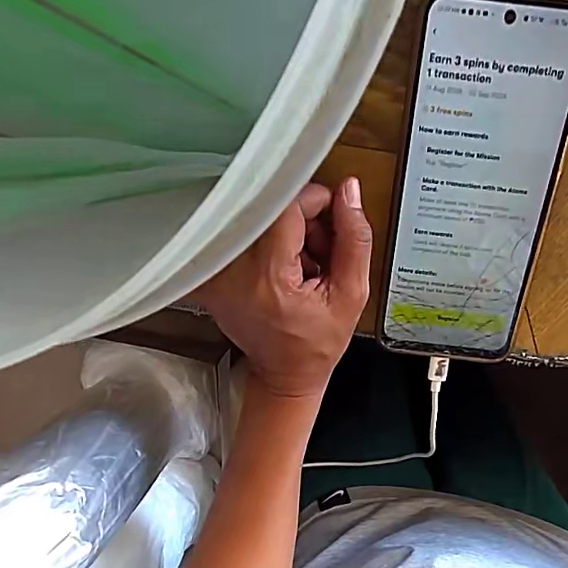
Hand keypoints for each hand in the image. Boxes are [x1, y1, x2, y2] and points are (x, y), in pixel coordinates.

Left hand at [195, 178, 371, 398]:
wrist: (284, 375)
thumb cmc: (315, 346)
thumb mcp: (351, 296)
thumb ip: (354, 241)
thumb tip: (349, 193)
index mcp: (269, 277)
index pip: (287, 206)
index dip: (316, 203)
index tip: (330, 222)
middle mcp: (235, 272)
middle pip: (272, 209)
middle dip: (303, 221)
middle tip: (318, 252)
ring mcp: (218, 274)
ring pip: (259, 219)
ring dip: (287, 233)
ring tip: (302, 265)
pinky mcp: (213, 274)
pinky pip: (246, 236)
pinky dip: (269, 244)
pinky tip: (283, 269)